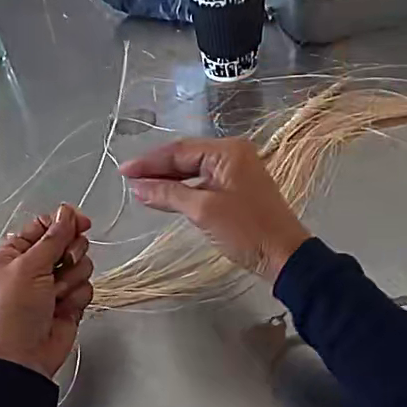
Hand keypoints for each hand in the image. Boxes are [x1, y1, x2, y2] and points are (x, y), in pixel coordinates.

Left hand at [0, 203, 94, 378]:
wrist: (20, 356)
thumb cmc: (13, 309)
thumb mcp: (28, 266)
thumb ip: (53, 237)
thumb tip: (67, 210)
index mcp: (15, 252)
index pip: (46, 226)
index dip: (65, 222)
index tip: (82, 224)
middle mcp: (34, 266)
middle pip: (68, 243)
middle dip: (70, 254)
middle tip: (62, 265)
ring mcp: (53, 286)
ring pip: (81, 266)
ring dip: (72, 279)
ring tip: (55, 296)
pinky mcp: (69, 304)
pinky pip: (85, 288)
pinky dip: (76, 298)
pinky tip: (63, 309)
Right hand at [119, 137, 310, 280]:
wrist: (283, 255)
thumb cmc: (246, 230)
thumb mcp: (203, 210)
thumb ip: (168, 194)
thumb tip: (137, 187)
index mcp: (227, 152)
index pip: (179, 151)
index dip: (149, 162)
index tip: (123, 171)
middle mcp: (232, 155)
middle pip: (185, 157)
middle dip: (155, 169)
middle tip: (127, 178)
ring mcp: (235, 172)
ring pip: (191, 170)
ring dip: (166, 179)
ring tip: (139, 187)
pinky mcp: (235, 189)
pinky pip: (201, 182)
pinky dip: (181, 189)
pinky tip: (163, 196)